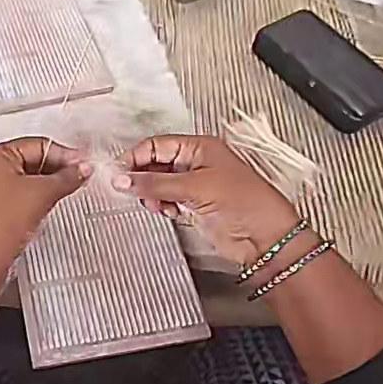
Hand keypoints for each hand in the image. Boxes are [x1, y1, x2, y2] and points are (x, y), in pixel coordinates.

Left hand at [0, 137, 91, 263]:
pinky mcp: (0, 206)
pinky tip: (53, 201)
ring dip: (51, 182)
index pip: (39, 145)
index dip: (64, 154)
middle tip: (80, 175)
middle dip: (59, 168)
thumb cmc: (1, 221)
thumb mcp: (43, 192)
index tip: (83, 164)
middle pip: (34, 159)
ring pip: (31, 177)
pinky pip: (25, 193)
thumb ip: (67, 177)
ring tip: (70, 187)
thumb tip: (82, 169)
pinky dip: (41, 195)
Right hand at [114, 134, 298, 265]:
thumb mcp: (195, 188)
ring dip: (151, 194)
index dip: (135, 157)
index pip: (156, 145)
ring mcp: (194, 185)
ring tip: (157, 204)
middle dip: (142, 178)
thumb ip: (155, 184)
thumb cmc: (244, 204)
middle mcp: (195, 163)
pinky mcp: (193, 205)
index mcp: (199, 147)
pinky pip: (166, 200)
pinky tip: (169, 211)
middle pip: (154, 164)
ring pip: (158, 184)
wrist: (264, 238)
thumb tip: (122, 178)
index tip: (119, 173)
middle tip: (132, 191)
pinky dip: (161, 206)